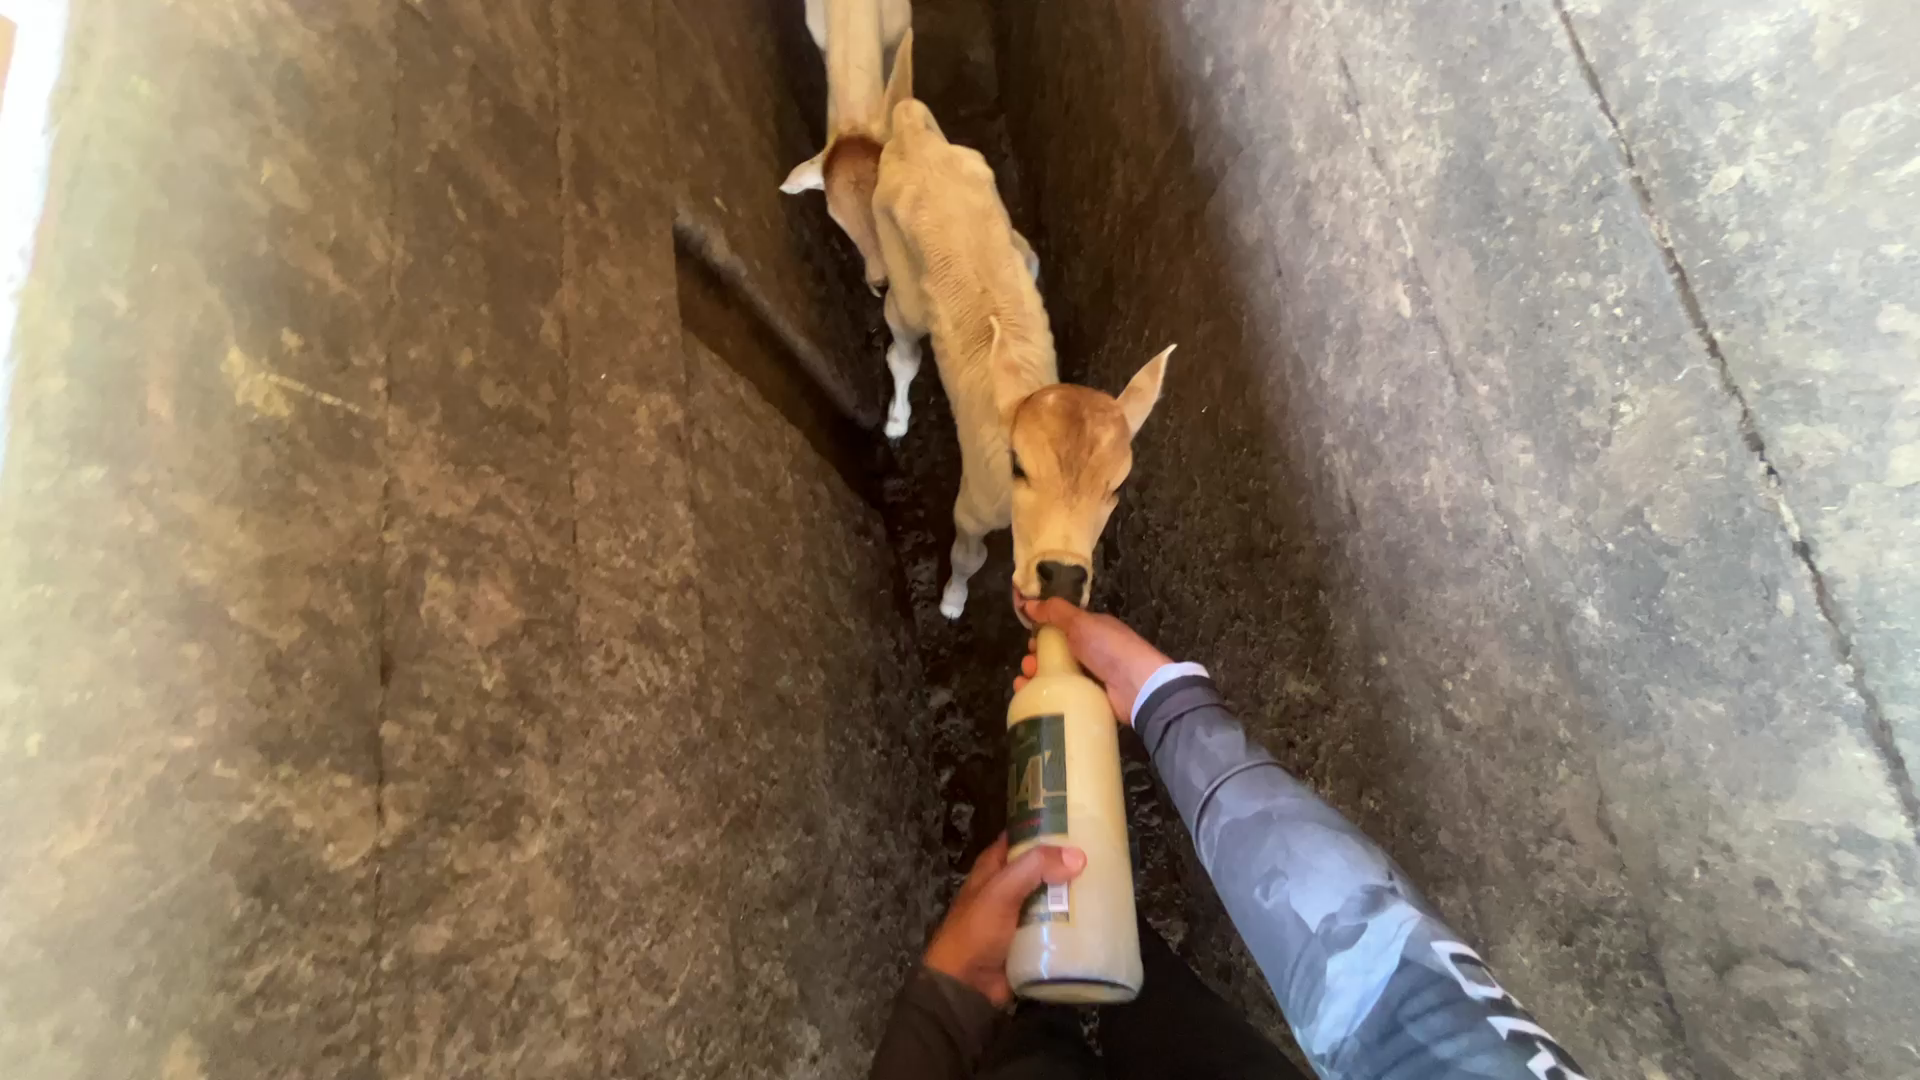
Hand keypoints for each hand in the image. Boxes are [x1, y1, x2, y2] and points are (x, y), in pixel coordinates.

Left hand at [923, 833, 1086, 1005]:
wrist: (966, 986)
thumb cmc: (976, 930)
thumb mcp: (1002, 891)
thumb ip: (1034, 868)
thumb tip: (1078, 855)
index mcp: (995, 865)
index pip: (1023, 836)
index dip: (1046, 827)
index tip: (1078, 820)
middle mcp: (1009, 885)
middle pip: (1043, 867)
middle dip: (1067, 862)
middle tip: (1102, 855)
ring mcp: (1021, 913)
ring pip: (1052, 895)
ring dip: (1073, 893)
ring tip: (1107, 884)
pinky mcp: (1032, 939)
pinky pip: (1056, 924)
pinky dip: (1073, 920)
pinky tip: (1097, 917)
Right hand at [1013, 598, 1171, 723]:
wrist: (1137, 686)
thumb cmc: (1108, 648)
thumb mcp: (1080, 622)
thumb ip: (1054, 611)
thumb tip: (1027, 602)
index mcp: (1092, 630)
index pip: (1062, 629)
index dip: (1043, 633)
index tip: (1029, 641)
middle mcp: (1092, 652)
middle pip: (1057, 653)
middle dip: (1037, 657)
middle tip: (1028, 664)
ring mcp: (1092, 677)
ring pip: (1057, 675)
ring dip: (1037, 677)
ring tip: (1025, 681)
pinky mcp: (1090, 698)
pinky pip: (1063, 695)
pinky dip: (1047, 696)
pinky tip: (1032, 698)